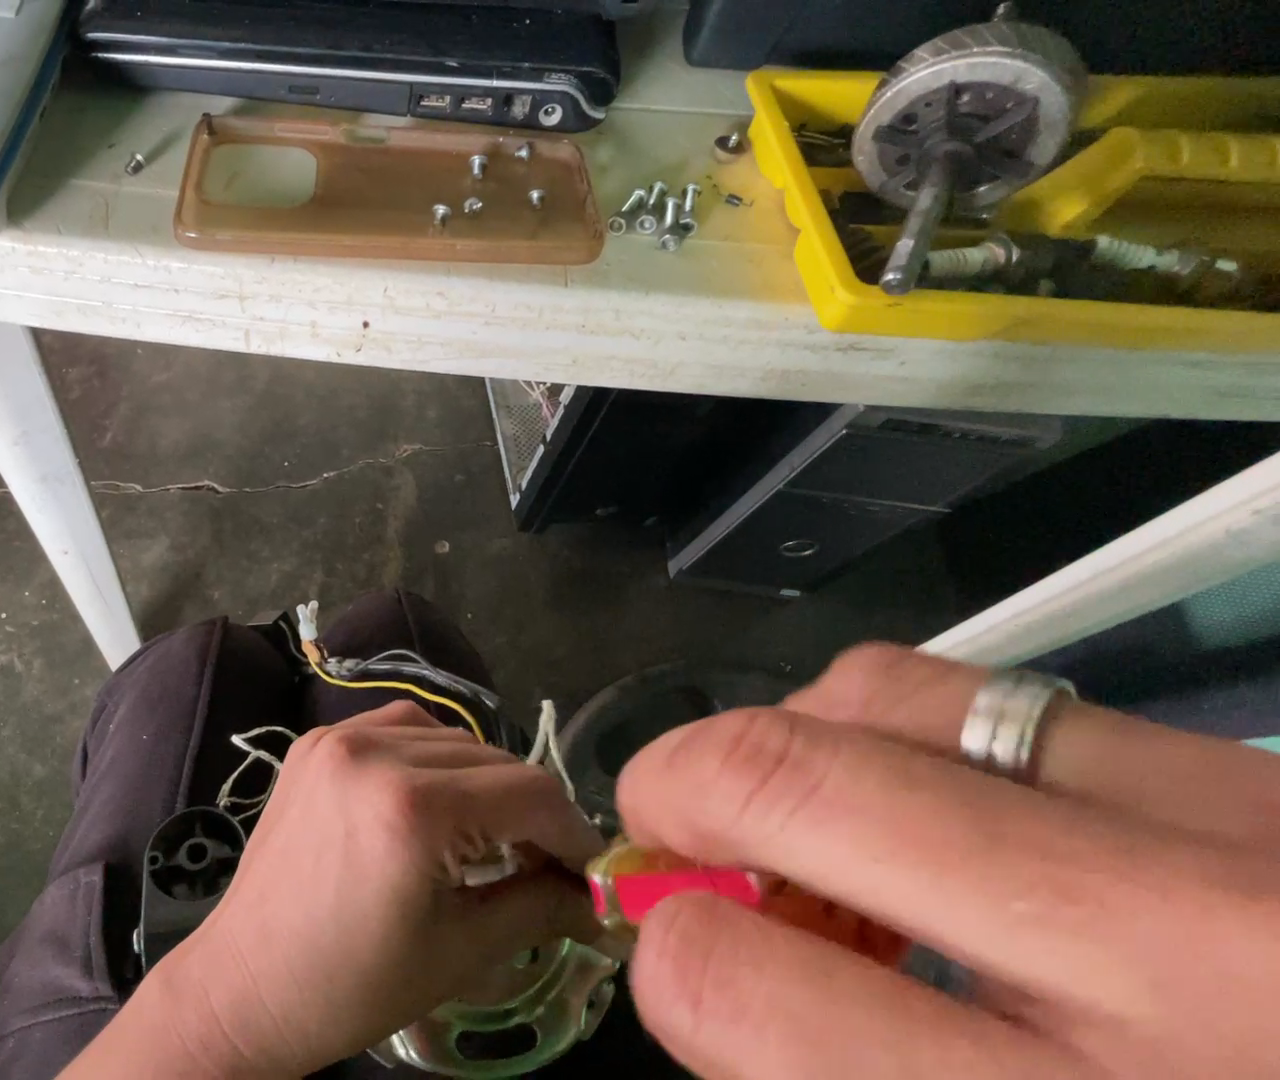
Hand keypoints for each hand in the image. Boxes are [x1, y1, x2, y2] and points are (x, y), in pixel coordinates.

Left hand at [72, 700, 603, 1078]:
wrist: (246, 984)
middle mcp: (373, 750)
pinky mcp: (315, 742)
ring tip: (486, 834)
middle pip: (494, 760)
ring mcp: (337, 738)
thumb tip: (603, 898)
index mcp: (411, 806)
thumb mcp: (460, 951)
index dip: (573, 832)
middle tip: (543, 863)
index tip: (589, 871)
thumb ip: (541, 906)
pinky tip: (433, 799)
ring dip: (483, 781)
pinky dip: (431, 755)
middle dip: (531, 812)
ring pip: (450, 737)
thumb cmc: (352, 985)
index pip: (530, 792)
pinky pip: (399, 727)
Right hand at [616, 644, 1279, 1078]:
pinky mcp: (1277, 779)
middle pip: (796, 775)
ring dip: (783, 742)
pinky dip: (894, 729)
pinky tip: (918, 803)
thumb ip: (821, 1072)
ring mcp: (1261, 838)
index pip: (750, 985)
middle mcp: (1199, 968)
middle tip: (664, 831)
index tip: (669, 946)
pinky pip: (995, 691)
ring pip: (887, 689)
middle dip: (673, 791)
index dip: (666, 958)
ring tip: (795, 819)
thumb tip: (698, 952)